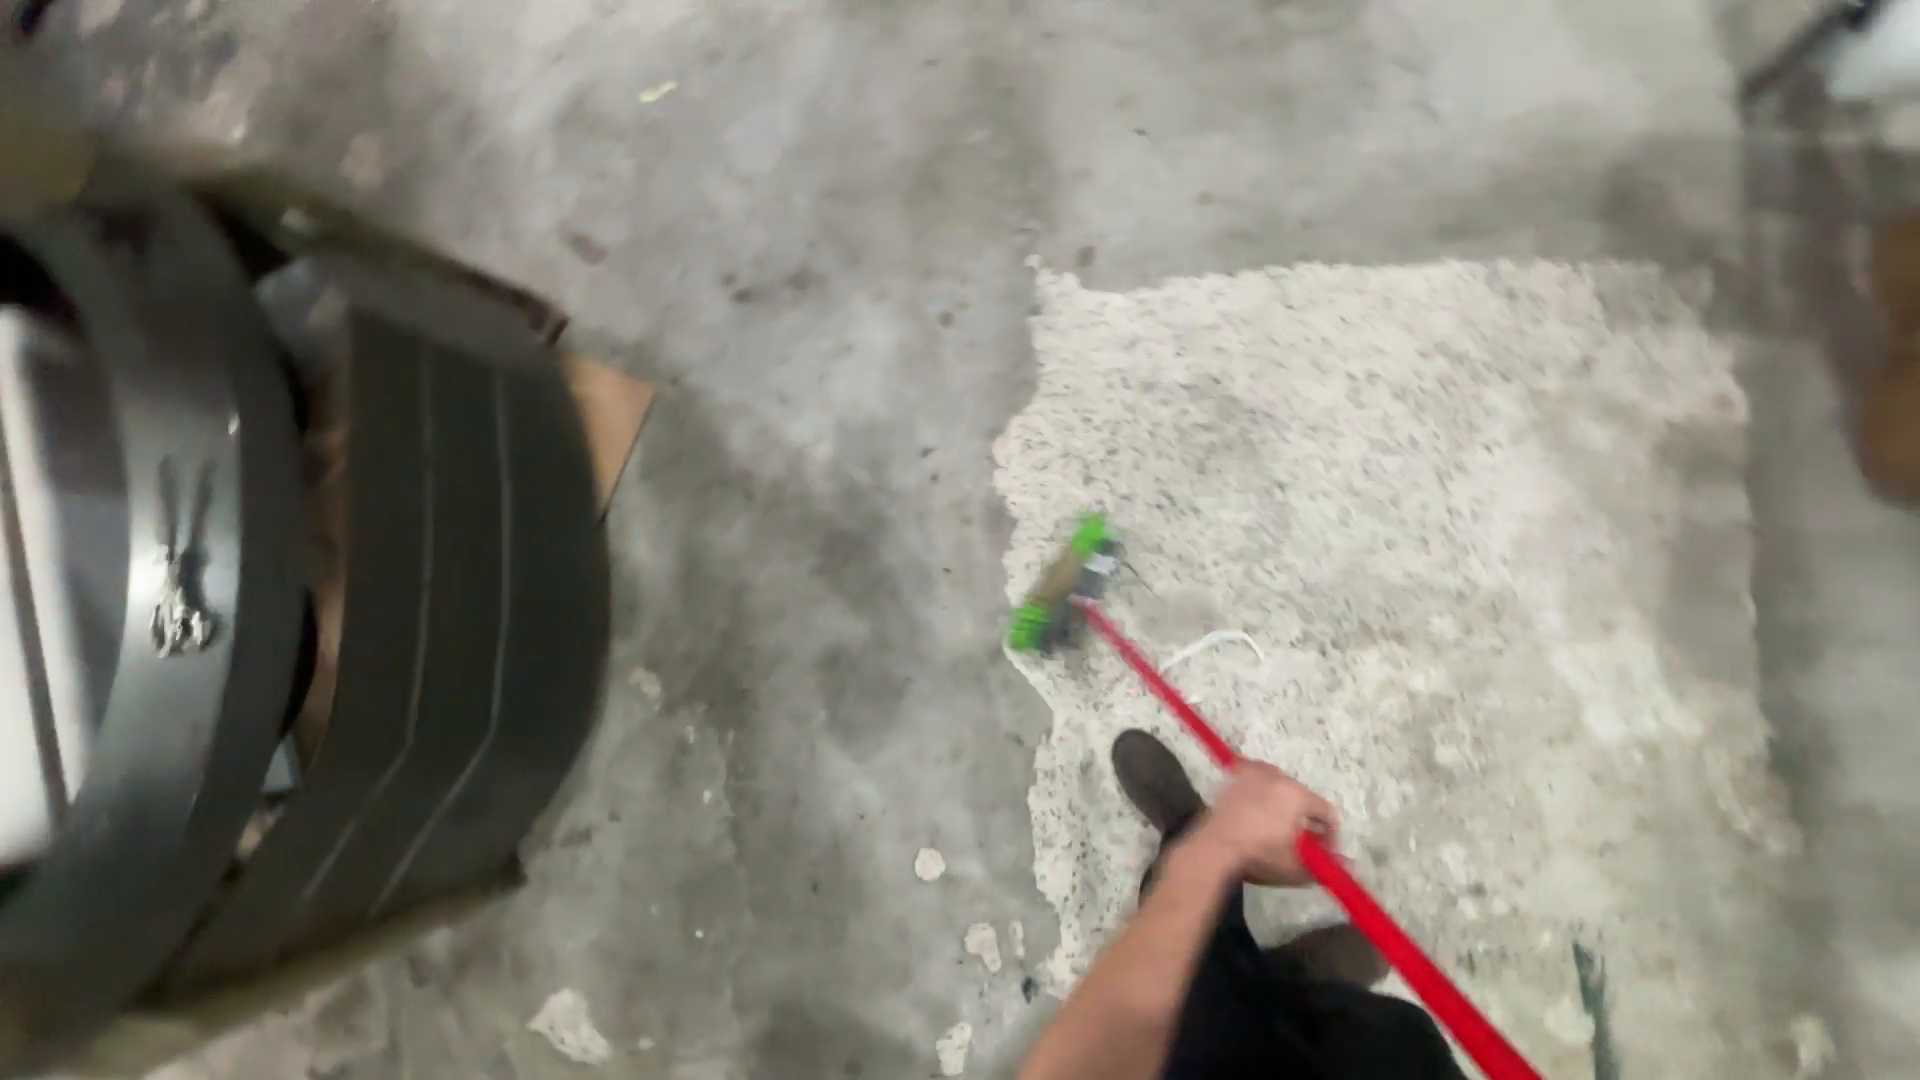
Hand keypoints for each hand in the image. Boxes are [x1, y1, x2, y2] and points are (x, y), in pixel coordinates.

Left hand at [1184, 762, 1337, 887]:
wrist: (1215, 847)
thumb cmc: (1259, 856)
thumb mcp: (1297, 868)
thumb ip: (1327, 866)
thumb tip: (1349, 864)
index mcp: (1297, 795)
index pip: (1327, 813)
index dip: (1330, 835)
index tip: (1323, 852)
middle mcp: (1277, 777)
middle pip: (1303, 798)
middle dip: (1306, 819)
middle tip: (1298, 842)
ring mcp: (1253, 773)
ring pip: (1280, 787)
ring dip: (1283, 804)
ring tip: (1276, 828)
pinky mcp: (1233, 776)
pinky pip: (1256, 778)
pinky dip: (1260, 790)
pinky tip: (1256, 809)